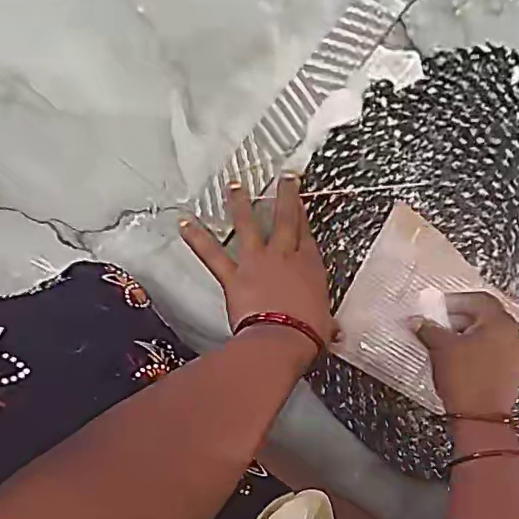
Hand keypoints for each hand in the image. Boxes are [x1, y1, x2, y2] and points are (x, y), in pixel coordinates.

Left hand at [179, 174, 337, 355]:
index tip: (300, 199)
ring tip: (235, 186)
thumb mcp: (325, 325)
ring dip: (240, 204)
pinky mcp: (234, 276)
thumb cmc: (308, 333)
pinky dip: (197, 238)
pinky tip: (185, 224)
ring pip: (248, 225)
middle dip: (284, 195)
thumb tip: (334, 331)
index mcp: (310, 267)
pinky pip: (213, 254)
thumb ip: (327, 322)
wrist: (283, 339)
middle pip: (285, 218)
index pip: (306, 234)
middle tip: (282, 179)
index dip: (303, 214)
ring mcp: (257, 263)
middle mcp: (284, 257)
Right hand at [415, 291, 518, 416]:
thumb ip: (428, 329)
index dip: (456, 300)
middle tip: (439, 324)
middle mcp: (513, 335)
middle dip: (460, 318)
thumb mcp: (441, 348)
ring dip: (468, 335)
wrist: (481, 419)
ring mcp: (515, 355)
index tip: (438, 306)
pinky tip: (459, 360)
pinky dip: (476, 351)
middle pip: (485, 316)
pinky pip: (493, 352)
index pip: (479, 299)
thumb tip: (417, 321)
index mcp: (499, 323)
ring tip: (446, 344)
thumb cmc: (465, 380)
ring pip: (489, 336)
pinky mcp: (511, 373)